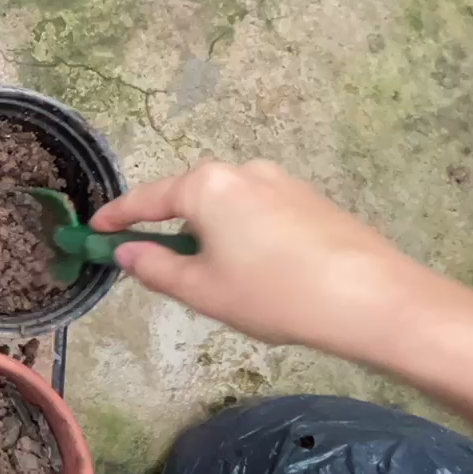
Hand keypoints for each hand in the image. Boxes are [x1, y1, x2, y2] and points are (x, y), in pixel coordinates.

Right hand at [91, 160, 435, 360]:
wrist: (380, 302)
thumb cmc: (275, 294)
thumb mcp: (201, 290)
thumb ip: (153, 267)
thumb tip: (125, 252)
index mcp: (206, 186)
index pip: (145, 199)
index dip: (115, 217)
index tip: (92, 229)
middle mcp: (240, 171)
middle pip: (186, 198)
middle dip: (167, 227)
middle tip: (158, 263)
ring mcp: (280, 181)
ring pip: (223, 206)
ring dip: (207, 232)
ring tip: (217, 277)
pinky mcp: (310, 199)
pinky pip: (255, 211)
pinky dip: (240, 233)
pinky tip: (258, 270)